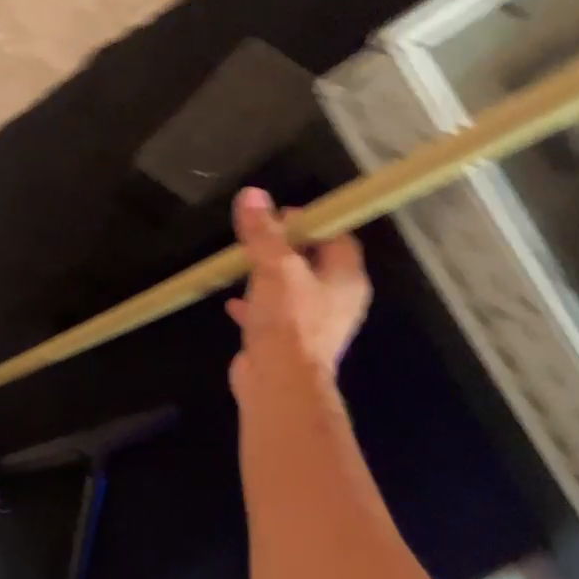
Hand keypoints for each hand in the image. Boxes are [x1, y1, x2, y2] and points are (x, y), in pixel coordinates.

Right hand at [226, 188, 370, 400]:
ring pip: (292, 292)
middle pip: (314, 264)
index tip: (280, 216)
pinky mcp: (288, 347)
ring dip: (269, 279)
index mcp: (346, 278)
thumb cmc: (289, 321)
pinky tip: (232, 304)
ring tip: (243, 266)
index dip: (311, 222)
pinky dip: (255, 308)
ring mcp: (313, 327)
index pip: (337, 237)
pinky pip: (273, 318)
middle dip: (286, 250)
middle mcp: (337, 302)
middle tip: (258, 239)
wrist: (280, 384)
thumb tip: (251, 195)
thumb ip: (264, 234)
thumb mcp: (275, 268)